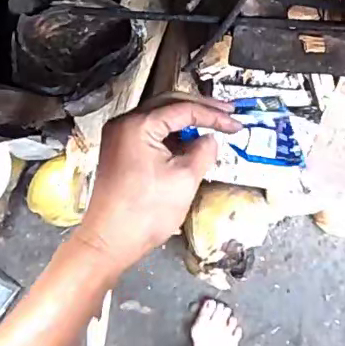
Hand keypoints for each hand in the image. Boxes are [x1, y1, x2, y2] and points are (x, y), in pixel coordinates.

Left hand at [72, 94, 240, 272]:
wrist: (109, 241)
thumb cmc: (145, 213)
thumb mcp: (184, 179)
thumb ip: (203, 152)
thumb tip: (211, 139)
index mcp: (138, 125)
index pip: (183, 109)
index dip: (213, 115)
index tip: (235, 123)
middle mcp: (124, 123)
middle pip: (168, 104)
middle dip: (200, 108)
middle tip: (227, 114)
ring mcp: (118, 136)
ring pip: (158, 117)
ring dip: (185, 121)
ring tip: (212, 126)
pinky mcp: (118, 150)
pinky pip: (149, 132)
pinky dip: (170, 135)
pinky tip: (189, 142)